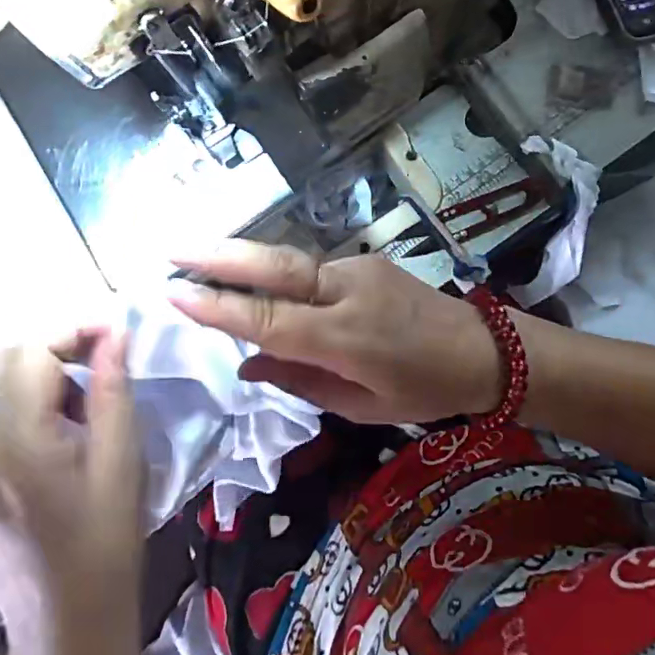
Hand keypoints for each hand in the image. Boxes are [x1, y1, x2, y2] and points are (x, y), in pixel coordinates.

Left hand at [0, 327, 141, 617]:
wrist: (66, 627)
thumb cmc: (107, 543)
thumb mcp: (123, 462)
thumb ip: (113, 390)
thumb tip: (113, 333)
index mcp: (17, 443)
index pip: (28, 351)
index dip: (71, 328)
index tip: (111, 333)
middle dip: (51, 344)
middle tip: (99, 361)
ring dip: (35, 373)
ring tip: (80, 404)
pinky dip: (20, 404)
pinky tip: (55, 434)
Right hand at [167, 240, 502, 423]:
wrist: (483, 348)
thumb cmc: (425, 391)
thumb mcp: (363, 405)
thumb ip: (300, 382)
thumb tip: (246, 364)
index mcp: (346, 338)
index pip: (268, 320)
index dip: (219, 307)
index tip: (173, 293)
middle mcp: (346, 292)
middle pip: (273, 268)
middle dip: (219, 257)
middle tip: (171, 250)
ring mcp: (356, 269)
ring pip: (288, 261)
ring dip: (242, 257)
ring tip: (196, 256)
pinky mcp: (363, 260)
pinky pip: (308, 267)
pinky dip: (273, 270)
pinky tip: (251, 276)